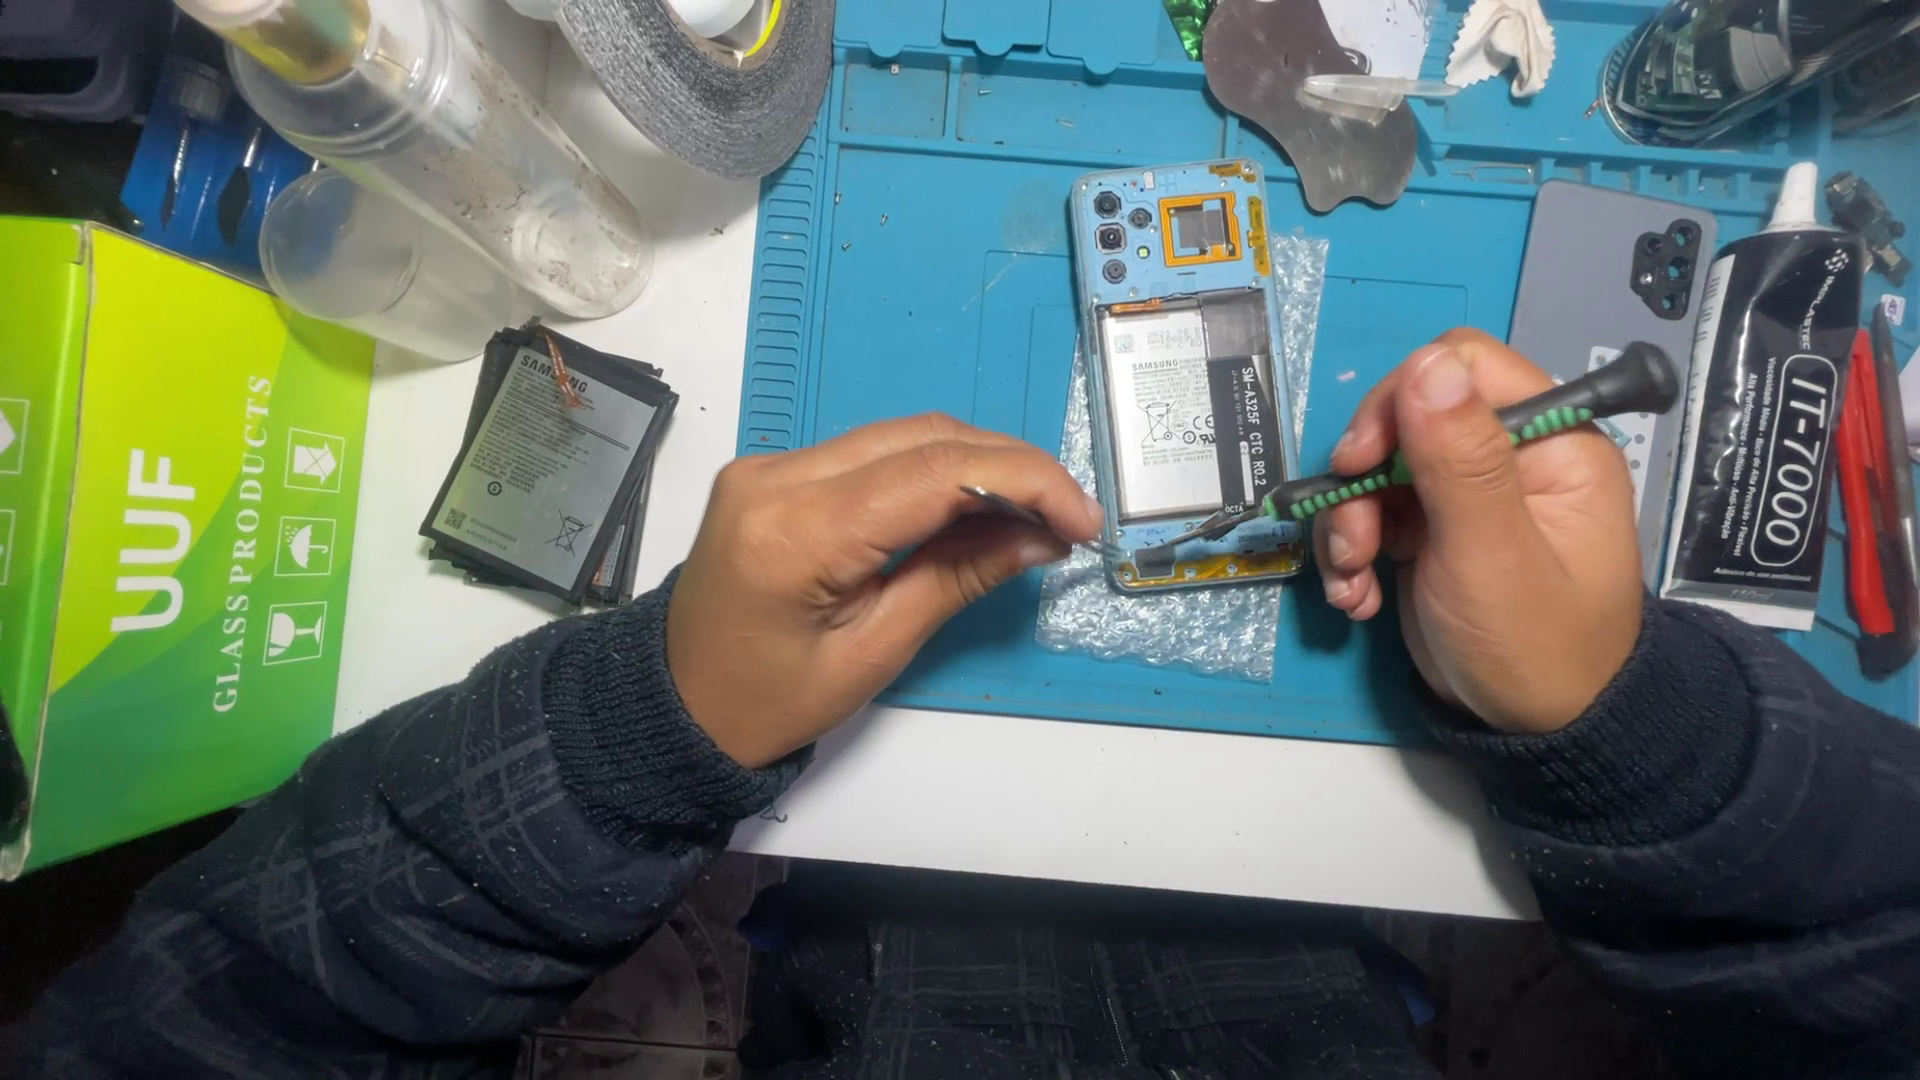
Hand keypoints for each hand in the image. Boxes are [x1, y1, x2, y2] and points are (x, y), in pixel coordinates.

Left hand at [668, 414, 1101, 766]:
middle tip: (1066, 512)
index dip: (1024, 481)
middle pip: (922, 436)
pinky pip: (873, 452)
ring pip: (901, 434)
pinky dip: (934, 469)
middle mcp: (777, 473)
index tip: (1081, 518)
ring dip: (977, 462)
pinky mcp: (775, 469)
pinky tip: (971, 501)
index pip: (934, 472)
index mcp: (797, 532)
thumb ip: (958, 577)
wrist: (678, 702)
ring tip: (1032, 508)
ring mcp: (771, 463)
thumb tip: (1040, 535)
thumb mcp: (875, 652)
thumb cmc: (771, 702)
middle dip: (1010, 464)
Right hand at [1312, 330, 1643, 733]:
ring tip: (1352, 582)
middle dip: (1360, 483)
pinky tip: (1355, 596)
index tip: (1359, 461)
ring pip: (1370, 472)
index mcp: (1547, 443)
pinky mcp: (1422, 531)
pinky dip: (1347, 555)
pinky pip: (1365, 515)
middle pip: (1401, 422)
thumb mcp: (1491, 552)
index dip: (1398, 403)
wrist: (1531, 727)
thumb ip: (1460, 460)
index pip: (1462, 369)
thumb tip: (1425, 366)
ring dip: (1345, 529)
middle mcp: (1501, 458)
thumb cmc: (1533, 643)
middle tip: (1353, 541)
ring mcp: (1456, 496)